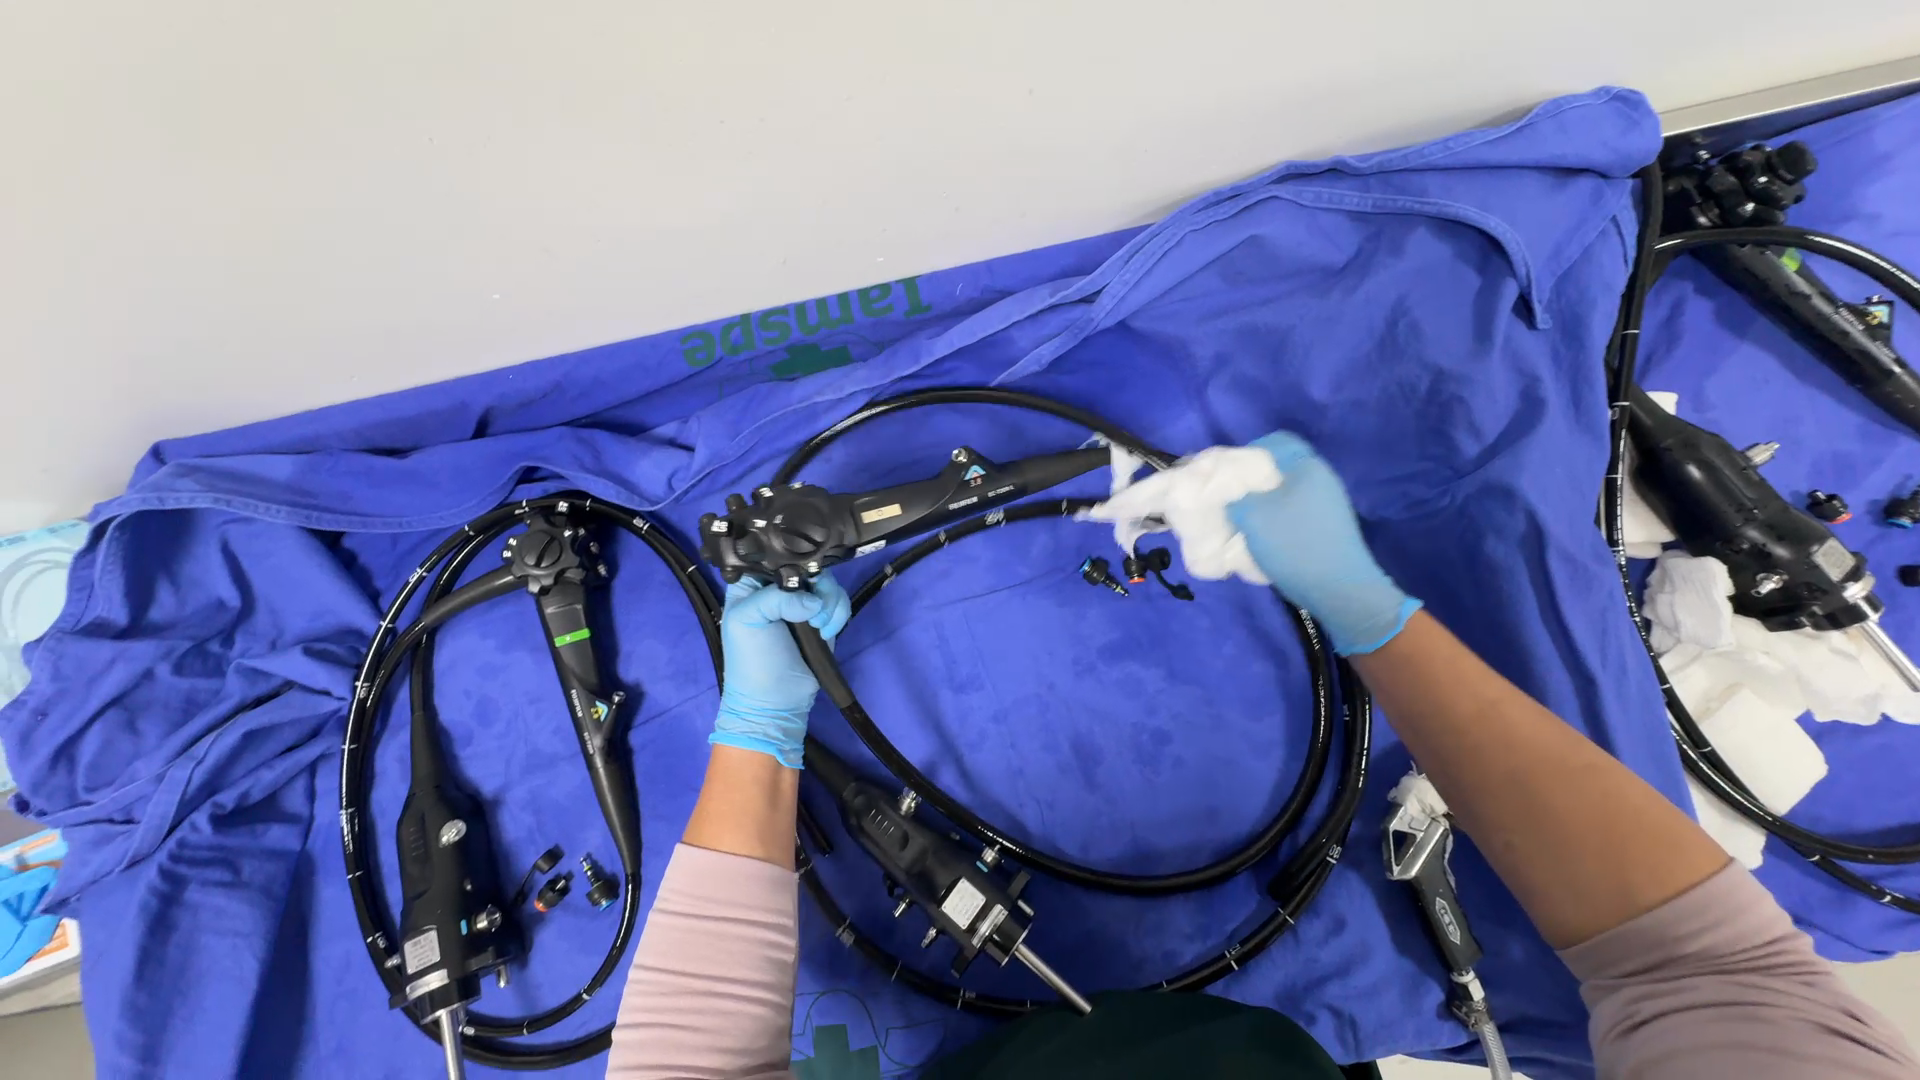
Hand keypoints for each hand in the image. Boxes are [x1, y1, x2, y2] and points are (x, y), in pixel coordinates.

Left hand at [711, 572, 851, 767]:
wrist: (775, 702)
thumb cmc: (752, 661)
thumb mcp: (747, 620)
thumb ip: (776, 597)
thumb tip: (814, 601)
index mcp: (751, 584)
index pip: (774, 554)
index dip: (791, 558)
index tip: (800, 575)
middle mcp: (778, 589)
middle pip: (808, 565)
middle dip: (817, 586)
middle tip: (813, 609)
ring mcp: (802, 603)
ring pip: (828, 583)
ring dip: (829, 603)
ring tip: (818, 627)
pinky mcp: (823, 617)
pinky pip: (839, 601)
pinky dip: (838, 614)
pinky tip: (826, 631)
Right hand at [1227, 431, 1420, 654]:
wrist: (1339, 590)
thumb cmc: (1293, 544)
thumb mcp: (1252, 516)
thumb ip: (1233, 497)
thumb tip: (1226, 492)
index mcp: (1307, 466)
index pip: (1274, 441)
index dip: (1246, 453)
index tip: (1225, 475)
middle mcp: (1321, 480)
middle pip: (1278, 469)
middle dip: (1249, 483)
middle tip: (1227, 501)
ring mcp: (1328, 506)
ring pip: (1283, 495)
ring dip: (1260, 506)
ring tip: (1240, 524)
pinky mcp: (1327, 529)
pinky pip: (1292, 515)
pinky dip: (1274, 523)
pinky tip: (1261, 541)